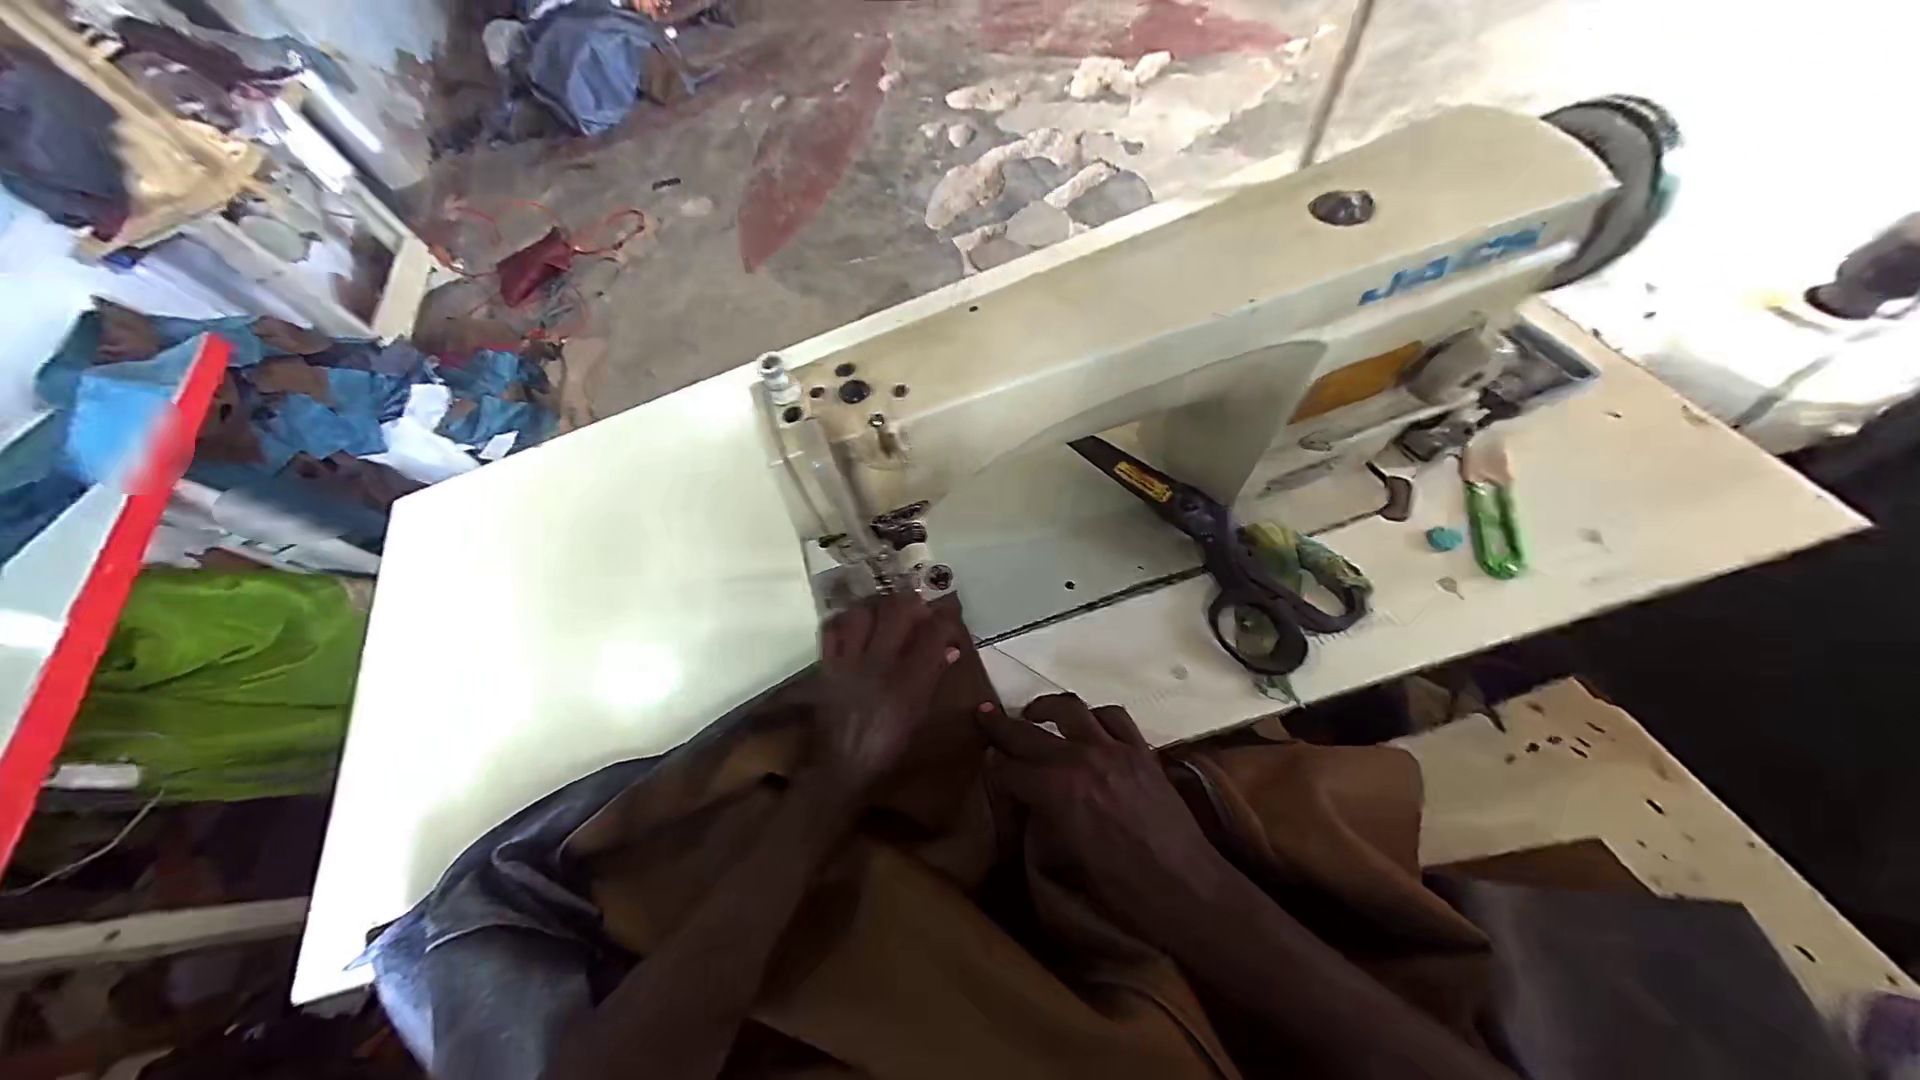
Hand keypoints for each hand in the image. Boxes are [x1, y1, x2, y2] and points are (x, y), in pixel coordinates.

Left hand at [814, 592, 964, 799]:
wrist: (841, 769)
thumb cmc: (889, 749)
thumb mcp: (921, 719)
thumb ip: (934, 680)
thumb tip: (950, 651)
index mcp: (909, 681)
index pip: (933, 632)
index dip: (945, 618)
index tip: (949, 617)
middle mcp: (879, 664)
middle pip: (897, 610)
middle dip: (913, 603)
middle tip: (918, 610)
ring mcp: (849, 662)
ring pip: (861, 613)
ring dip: (877, 609)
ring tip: (885, 616)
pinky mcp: (827, 666)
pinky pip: (832, 630)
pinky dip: (845, 623)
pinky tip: (855, 629)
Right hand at [975, 694, 1232, 934]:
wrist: (1186, 890)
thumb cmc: (1122, 889)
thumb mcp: (1067, 859)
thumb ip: (1042, 820)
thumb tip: (1028, 801)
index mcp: (1055, 791)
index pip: (1009, 770)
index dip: (994, 769)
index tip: (986, 766)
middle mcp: (1080, 758)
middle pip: (1028, 733)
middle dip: (1000, 725)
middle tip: (983, 715)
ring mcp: (1113, 748)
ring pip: (1070, 708)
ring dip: (1046, 707)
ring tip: (1035, 713)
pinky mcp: (1140, 749)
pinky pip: (1114, 716)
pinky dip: (1095, 715)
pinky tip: (1088, 724)